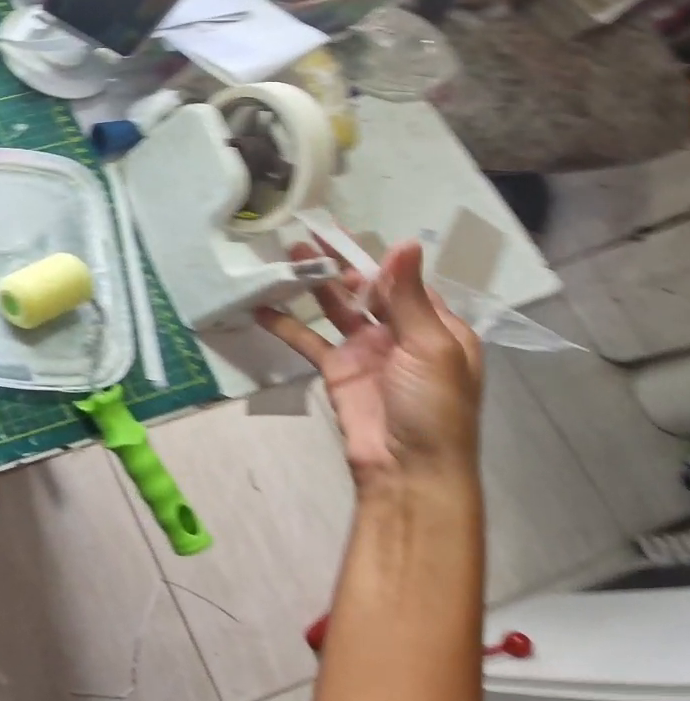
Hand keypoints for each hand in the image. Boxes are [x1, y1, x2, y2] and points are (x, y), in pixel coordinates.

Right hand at [255, 240, 483, 491]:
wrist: (407, 467)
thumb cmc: (434, 406)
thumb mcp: (430, 347)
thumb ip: (410, 296)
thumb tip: (405, 244)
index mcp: (437, 327)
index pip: (405, 282)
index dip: (376, 257)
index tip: (342, 233)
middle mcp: (402, 334)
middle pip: (367, 290)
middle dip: (338, 264)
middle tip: (305, 237)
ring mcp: (366, 351)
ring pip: (335, 309)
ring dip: (312, 286)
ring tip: (284, 258)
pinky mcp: (336, 370)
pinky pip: (308, 340)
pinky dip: (285, 324)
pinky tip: (262, 308)